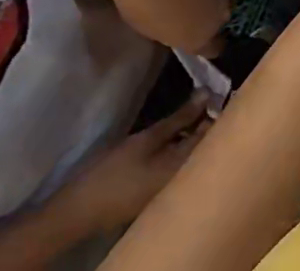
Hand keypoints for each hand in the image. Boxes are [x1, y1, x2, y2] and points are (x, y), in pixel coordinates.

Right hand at [48, 97, 211, 235]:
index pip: (216, 133)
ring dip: (196, 128)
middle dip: (209, 116)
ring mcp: (172, 185)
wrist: (75, 213)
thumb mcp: (147, 139)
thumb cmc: (113, 173)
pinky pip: (181, 159)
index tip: (224, 86)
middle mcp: (186, 178)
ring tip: (198, 101)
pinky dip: (183, 142)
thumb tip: (207, 94)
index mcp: (187, 167)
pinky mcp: (159, 187)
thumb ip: (180, 118)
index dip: (220, 109)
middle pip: (207, 141)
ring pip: (193, 150)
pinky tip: (179, 127)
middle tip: (210, 89)